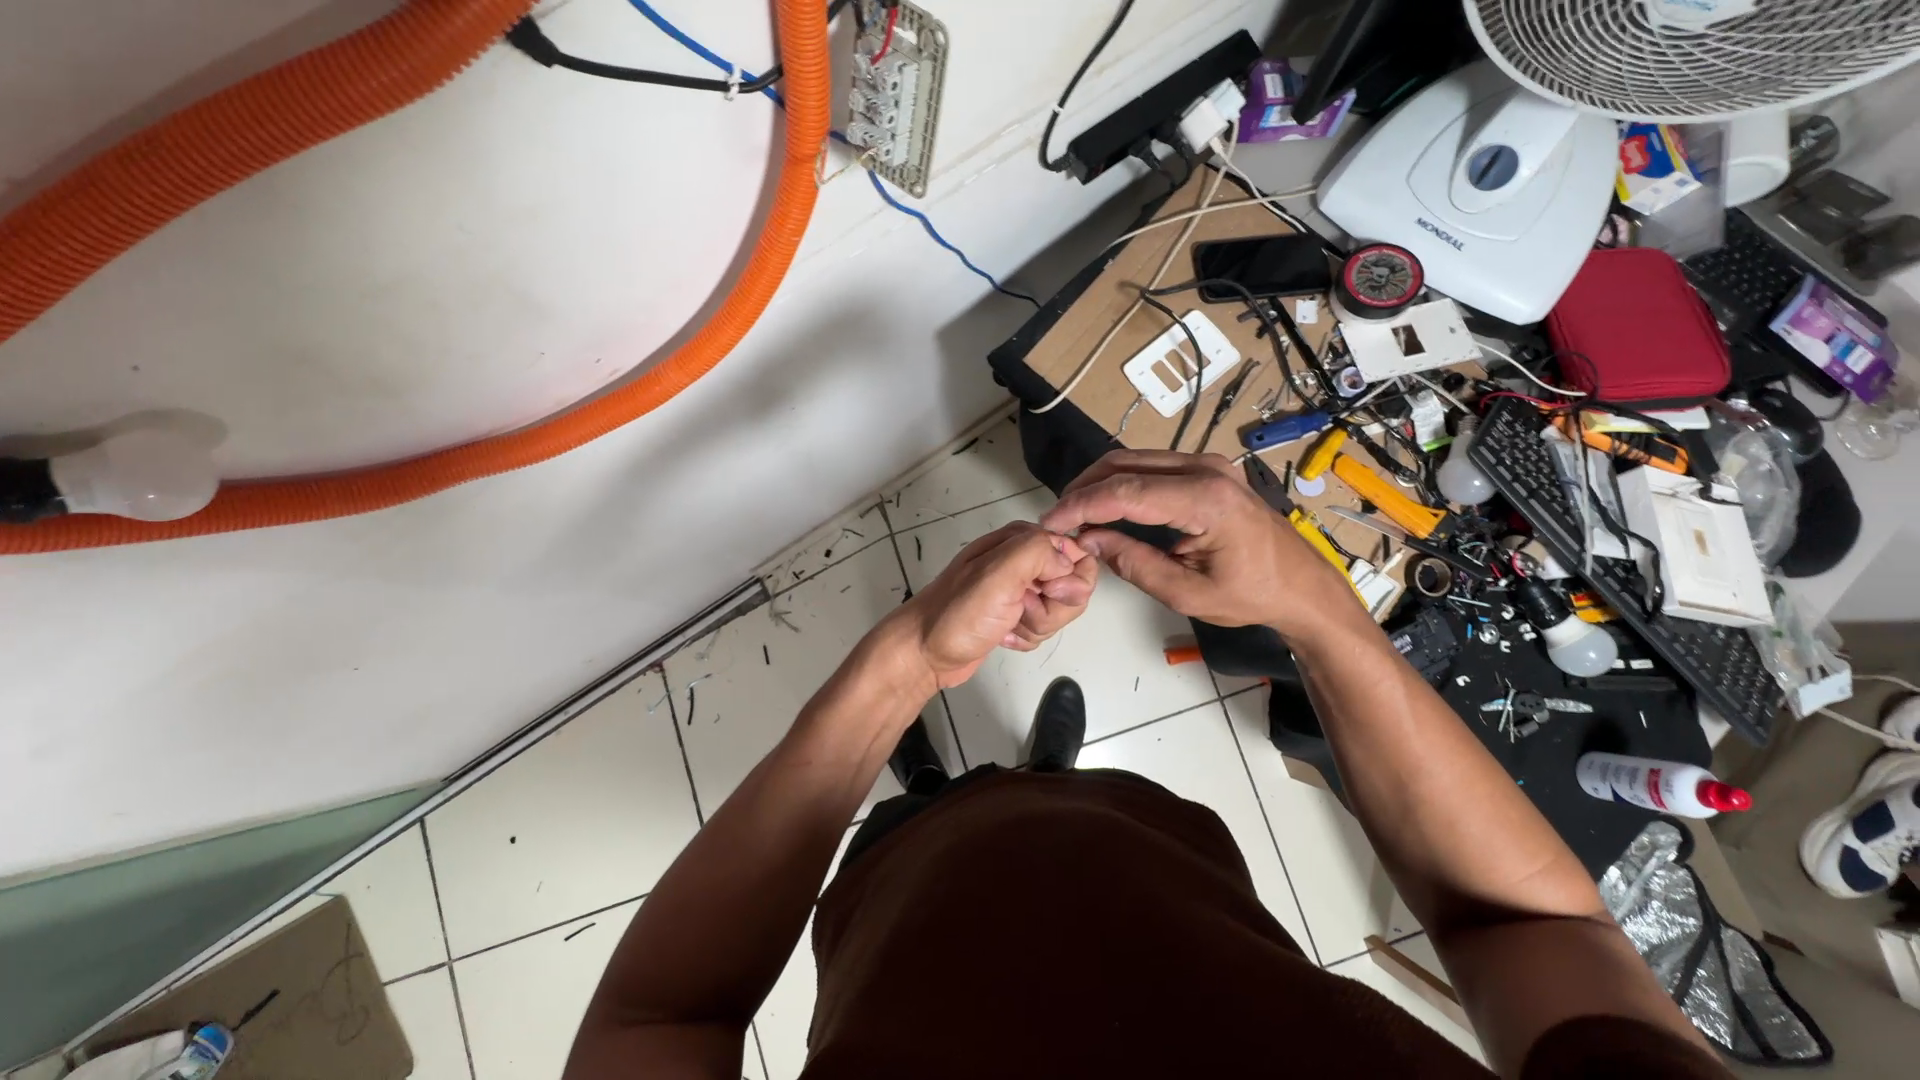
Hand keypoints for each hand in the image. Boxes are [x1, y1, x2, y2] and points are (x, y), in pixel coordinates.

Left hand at [883, 522, 1097, 689]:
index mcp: (1021, 540)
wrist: (924, 652)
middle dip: (1052, 607)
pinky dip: (1025, 636)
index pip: (1076, 553)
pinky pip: (1043, 626)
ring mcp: (1018, 589)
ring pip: (1059, 610)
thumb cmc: (958, 613)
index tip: (1044, 592)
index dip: (1069, 579)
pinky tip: (1002, 636)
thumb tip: (1069, 562)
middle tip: (1019, 609)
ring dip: (1037, 624)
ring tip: (1005, 624)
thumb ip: (1039, 553)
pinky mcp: (1014, 615)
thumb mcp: (998, 573)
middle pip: (1073, 585)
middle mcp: (1022, 560)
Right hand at [1039, 450, 1360, 638]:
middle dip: (1084, 490)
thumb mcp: (1187, 593)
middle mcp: (1206, 470)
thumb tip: (1088, 540)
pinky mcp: (1207, 469)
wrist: (1301, 585)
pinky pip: (1152, 466)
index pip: (1125, 493)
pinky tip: (1104, 506)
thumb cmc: (1251, 595)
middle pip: (1125, 465)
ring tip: (1074, 515)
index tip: (1050, 524)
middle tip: (1058, 520)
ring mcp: (1208, 464)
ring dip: (1099, 484)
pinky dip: (1121, 483)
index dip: (1081, 506)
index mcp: (1205, 500)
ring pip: (1135, 460)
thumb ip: (1134, 564)